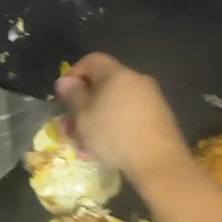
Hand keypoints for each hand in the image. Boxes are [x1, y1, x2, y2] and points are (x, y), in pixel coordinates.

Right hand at [54, 52, 191, 182]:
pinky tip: (102, 149)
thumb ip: (72, 94)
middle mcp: (136, 81)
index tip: (62, 94)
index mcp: (117, 74)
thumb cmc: (114, 134)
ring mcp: (149, 100)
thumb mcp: (83, 115)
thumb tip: (65, 80)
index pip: (92, 60)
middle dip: (81, 105)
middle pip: (102, 86)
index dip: (73, 73)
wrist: (159, 161)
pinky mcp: (157, 119)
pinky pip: (126, 117)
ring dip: (94, 121)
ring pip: (112, 105)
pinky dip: (111, 128)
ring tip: (82, 144)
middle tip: (68, 126)